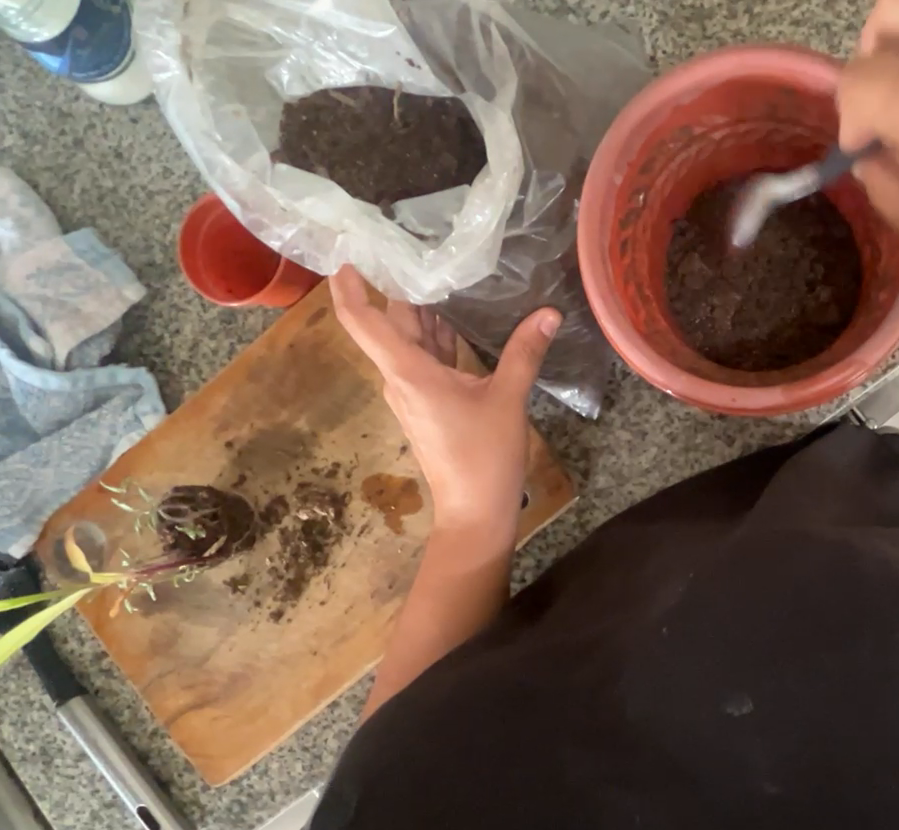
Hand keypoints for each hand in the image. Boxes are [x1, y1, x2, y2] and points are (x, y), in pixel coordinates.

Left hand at [333, 265, 558, 538]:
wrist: (475, 511)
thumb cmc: (484, 457)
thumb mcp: (508, 400)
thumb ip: (525, 353)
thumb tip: (549, 313)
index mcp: (409, 372)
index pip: (363, 320)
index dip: (350, 286)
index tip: (349, 255)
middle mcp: (402, 379)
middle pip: (392, 325)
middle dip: (402, 290)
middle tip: (420, 249)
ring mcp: (413, 396)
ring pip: (410, 345)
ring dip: (424, 315)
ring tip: (444, 277)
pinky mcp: (429, 409)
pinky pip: (425, 364)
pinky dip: (438, 341)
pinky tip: (459, 325)